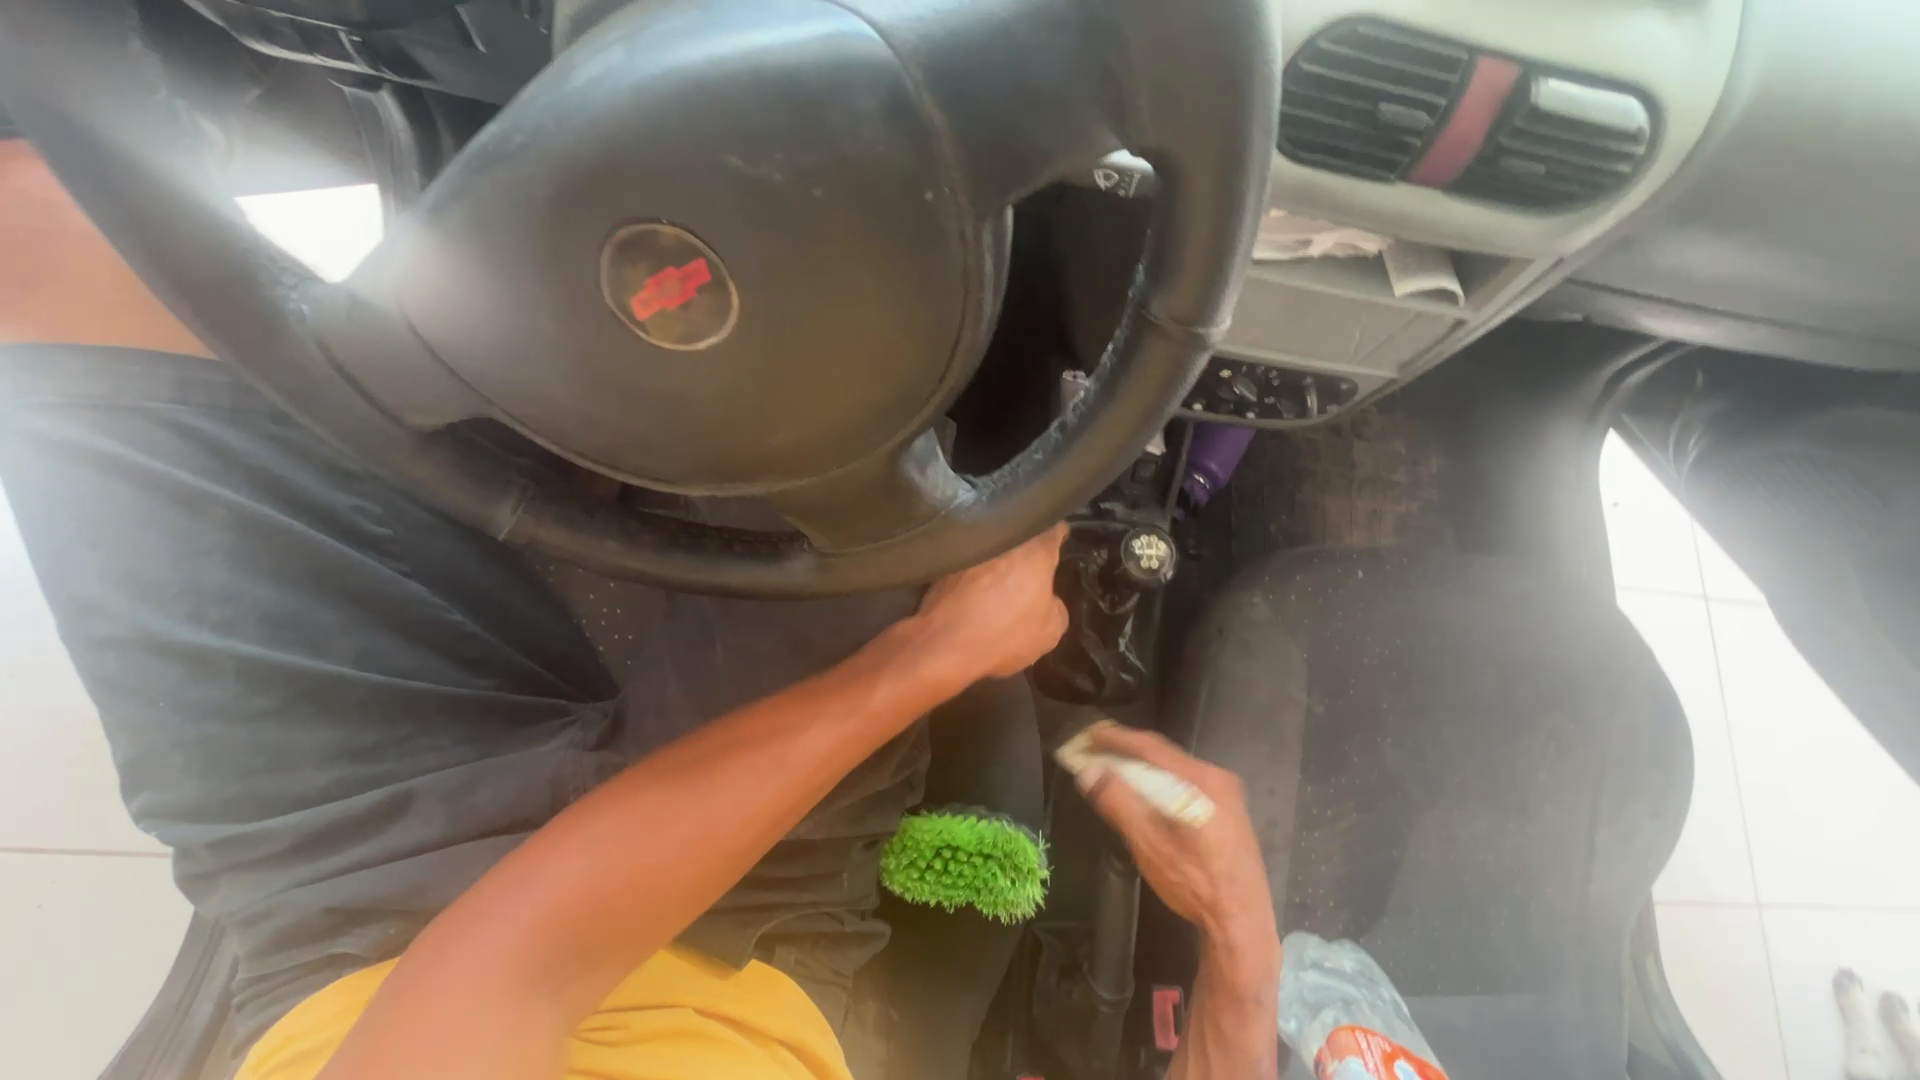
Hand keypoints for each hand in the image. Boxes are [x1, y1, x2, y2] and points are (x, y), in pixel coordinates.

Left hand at [916, 523, 1069, 680]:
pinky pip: (968, 564)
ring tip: (1001, 579)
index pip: (1055, 529)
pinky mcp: (946, 564)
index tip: (1060, 541)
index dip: (1060, 535)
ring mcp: (970, 549)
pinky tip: (975, 592)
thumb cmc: (1005, 634)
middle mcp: (1002, 539)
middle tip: (1031, 564)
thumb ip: (1055, 606)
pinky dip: (974, 574)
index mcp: (1034, 549)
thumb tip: (1047, 599)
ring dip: (997, 560)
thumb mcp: (1050, 631)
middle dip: (1026, 547)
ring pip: (992, 548)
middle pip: (1021, 536)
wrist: (944, 644)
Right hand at [1077, 725, 1277, 955]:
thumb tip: (1089, 771)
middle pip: (1164, 756)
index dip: (1117, 738)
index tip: (1089, 734)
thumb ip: (1118, 801)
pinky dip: (1157, 785)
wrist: (1242, 925)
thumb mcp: (1150, 842)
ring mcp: (1225, 798)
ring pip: (1173, 772)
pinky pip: (1184, 787)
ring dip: (1140, 770)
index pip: (1152, 747)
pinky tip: (1141, 796)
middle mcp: (1218, 780)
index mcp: (1203, 780)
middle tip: (1094, 750)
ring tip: (1111, 770)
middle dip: (1126, 752)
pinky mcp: (1225, 816)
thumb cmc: (1196, 883)